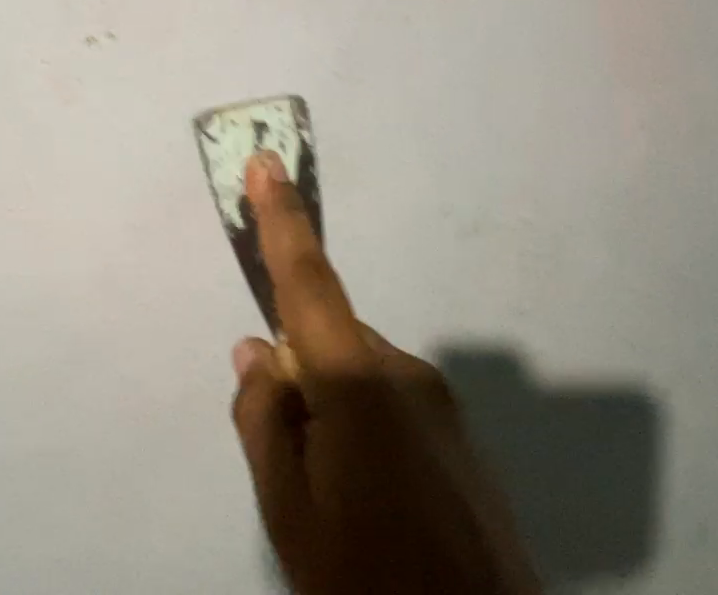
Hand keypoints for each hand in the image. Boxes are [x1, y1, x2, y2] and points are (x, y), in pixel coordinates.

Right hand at [230, 153, 540, 594]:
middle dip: (299, 374)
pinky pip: (392, 402)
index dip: (283, 221)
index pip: (307, 283)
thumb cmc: (365, 573)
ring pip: (359, 376)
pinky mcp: (460, 433)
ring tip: (334, 493)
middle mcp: (406, 375)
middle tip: (289, 455)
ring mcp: (441, 404)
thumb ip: (264, 419)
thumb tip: (257, 352)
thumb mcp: (288, 510)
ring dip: (332, 409)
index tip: (267, 164)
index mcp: (357, 384)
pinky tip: (373, 498)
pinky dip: (363, 426)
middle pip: (328, 344)